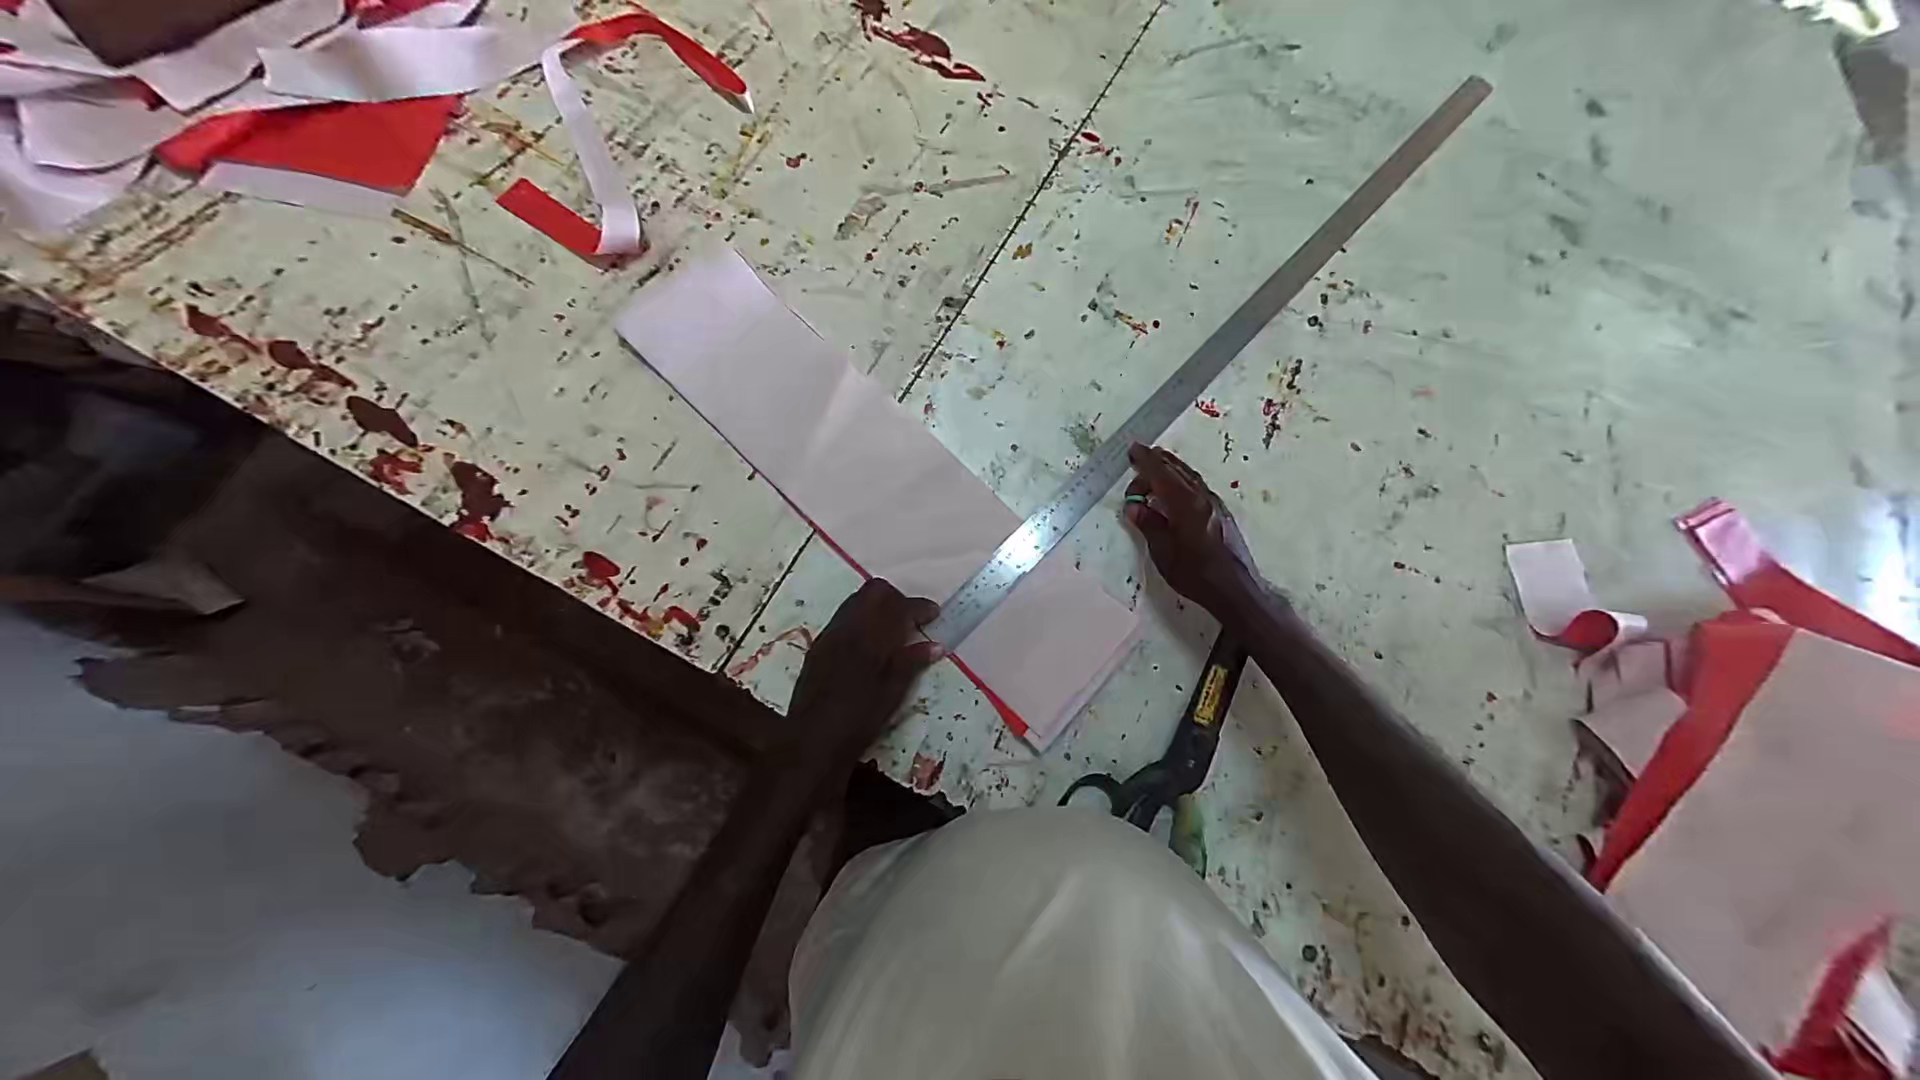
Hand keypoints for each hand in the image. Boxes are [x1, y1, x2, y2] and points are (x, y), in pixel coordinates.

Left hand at [785, 578, 943, 765]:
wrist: (812, 741)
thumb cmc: (858, 721)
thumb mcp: (892, 693)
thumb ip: (912, 663)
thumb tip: (936, 645)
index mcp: (869, 638)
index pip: (898, 606)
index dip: (919, 607)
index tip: (934, 614)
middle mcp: (847, 628)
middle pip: (874, 592)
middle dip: (897, 599)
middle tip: (912, 619)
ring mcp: (829, 636)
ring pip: (856, 602)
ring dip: (877, 608)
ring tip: (892, 631)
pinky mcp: (818, 647)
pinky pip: (843, 619)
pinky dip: (861, 621)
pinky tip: (869, 645)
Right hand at [1125, 443, 1261, 621]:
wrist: (1235, 589)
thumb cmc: (1196, 573)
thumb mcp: (1163, 551)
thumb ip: (1149, 524)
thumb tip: (1134, 506)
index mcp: (1185, 504)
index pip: (1161, 474)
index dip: (1145, 461)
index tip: (1133, 450)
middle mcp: (1202, 498)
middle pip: (1178, 471)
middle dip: (1158, 462)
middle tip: (1140, 457)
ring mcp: (1215, 505)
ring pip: (1190, 478)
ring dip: (1171, 470)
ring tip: (1156, 469)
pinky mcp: (1221, 514)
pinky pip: (1197, 488)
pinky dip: (1182, 482)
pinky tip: (1175, 492)